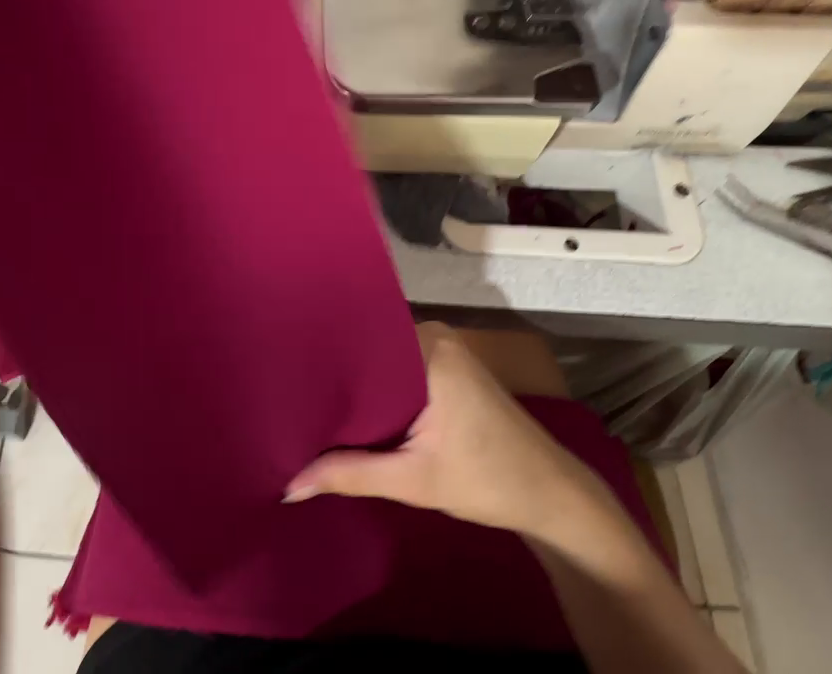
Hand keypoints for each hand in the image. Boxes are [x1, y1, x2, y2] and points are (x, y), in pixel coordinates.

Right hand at [284, 323, 617, 537]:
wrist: (551, 495)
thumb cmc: (488, 480)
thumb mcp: (413, 480)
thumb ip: (349, 475)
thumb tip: (289, 485)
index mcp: (428, 348)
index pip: (359, 338)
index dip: (321, 357)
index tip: (280, 373)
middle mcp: (434, 336)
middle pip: (368, 349)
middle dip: (332, 374)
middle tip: (283, 393)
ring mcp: (443, 350)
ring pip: (382, 362)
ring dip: (353, 386)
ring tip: (305, 402)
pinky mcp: (447, 369)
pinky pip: (398, 370)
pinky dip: (376, 392)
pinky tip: (346, 412)